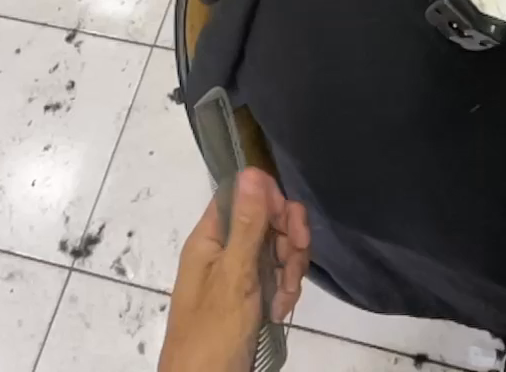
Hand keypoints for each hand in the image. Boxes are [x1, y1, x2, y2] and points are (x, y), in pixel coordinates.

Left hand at [159, 168, 311, 371]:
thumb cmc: (213, 335)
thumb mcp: (234, 277)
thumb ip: (247, 224)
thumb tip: (251, 170)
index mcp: (209, 239)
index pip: (242, 194)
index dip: (269, 200)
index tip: (287, 220)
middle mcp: (222, 251)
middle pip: (265, 220)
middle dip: (287, 238)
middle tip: (295, 260)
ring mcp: (237, 276)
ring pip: (276, 249)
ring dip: (289, 268)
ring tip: (285, 298)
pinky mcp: (250, 299)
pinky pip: (276, 278)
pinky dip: (284, 290)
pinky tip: (281, 310)